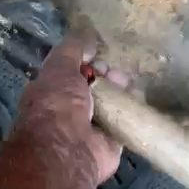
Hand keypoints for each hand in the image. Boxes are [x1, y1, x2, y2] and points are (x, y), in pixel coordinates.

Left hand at [11, 30, 123, 188]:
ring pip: (108, 105)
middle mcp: (67, 110)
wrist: (67, 150)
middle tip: (117, 72)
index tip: (99, 55)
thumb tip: (88, 37)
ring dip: (119, 92)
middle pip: (92, 88)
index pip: (70, 72)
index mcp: (49, 91)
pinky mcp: (109, 144)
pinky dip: (131, 113)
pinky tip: (139, 100)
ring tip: (128, 82)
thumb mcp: (59, 66)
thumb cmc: (57, 103)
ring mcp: (88, 128)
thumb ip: (72, 50)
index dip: (86, 62)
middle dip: (106, 76)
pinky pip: (122, 124)